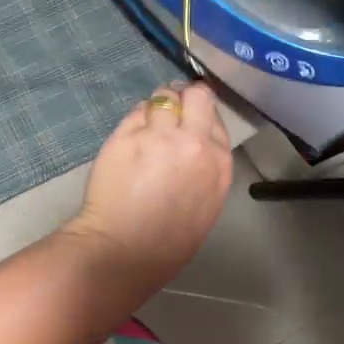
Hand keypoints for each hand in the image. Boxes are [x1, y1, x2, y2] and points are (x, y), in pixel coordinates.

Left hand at [64, 83, 232, 288]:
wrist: (124, 248)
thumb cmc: (168, 238)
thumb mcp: (206, 203)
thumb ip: (205, 166)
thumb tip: (196, 140)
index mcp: (218, 164)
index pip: (216, 119)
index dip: (202, 114)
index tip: (192, 116)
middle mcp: (193, 142)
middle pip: (196, 96)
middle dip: (186, 95)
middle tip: (174, 106)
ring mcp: (158, 135)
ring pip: (163, 97)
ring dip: (159, 103)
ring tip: (151, 119)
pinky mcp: (127, 133)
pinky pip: (137, 110)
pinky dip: (137, 117)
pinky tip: (133, 133)